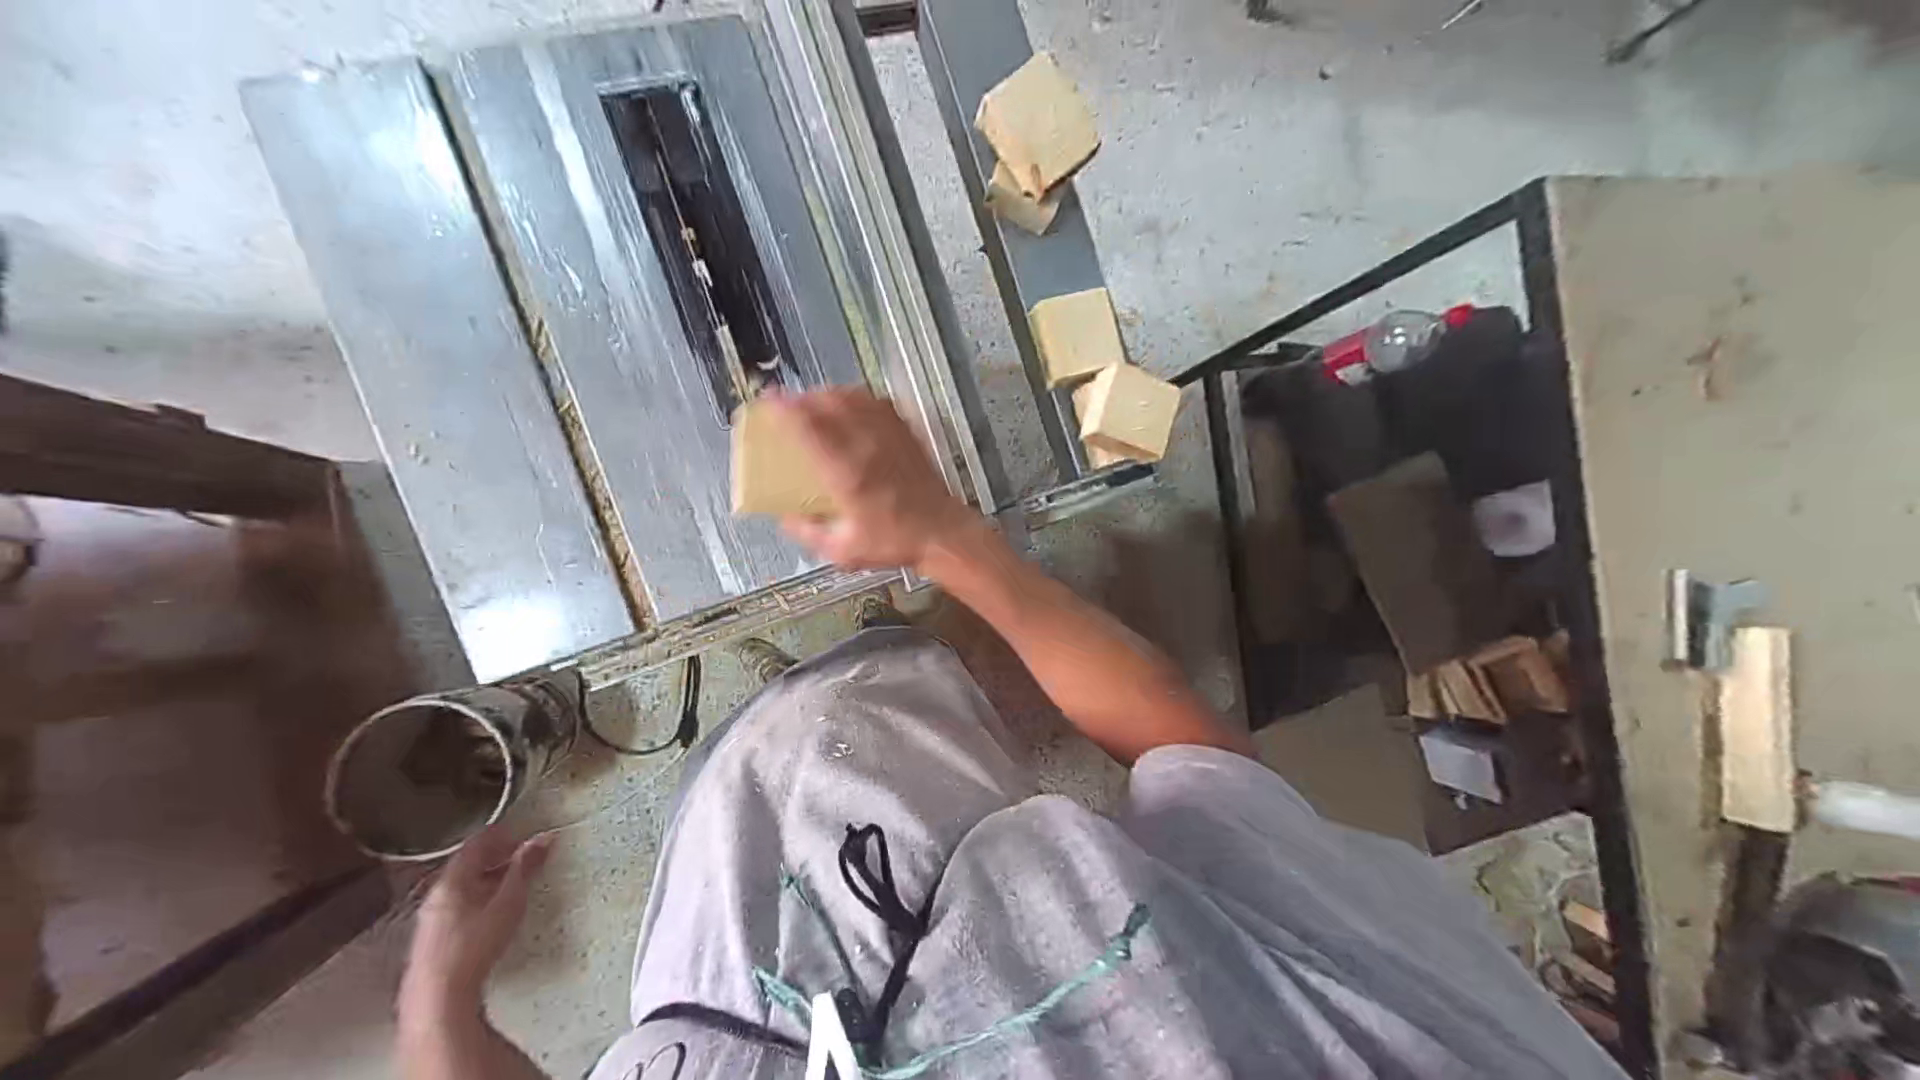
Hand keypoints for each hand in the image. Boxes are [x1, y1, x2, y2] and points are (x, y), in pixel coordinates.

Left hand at [398, 826, 552, 1024]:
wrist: (438, 999)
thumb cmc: (475, 945)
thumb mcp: (510, 902)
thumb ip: (526, 868)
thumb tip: (543, 838)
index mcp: (452, 880)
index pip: (477, 842)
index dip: (502, 834)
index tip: (524, 834)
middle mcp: (435, 894)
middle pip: (467, 863)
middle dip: (496, 856)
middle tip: (523, 856)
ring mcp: (430, 918)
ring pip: (462, 885)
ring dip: (488, 877)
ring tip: (513, 882)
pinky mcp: (431, 939)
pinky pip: (457, 904)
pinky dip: (477, 896)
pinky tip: (492, 910)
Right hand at [773, 390, 979, 570]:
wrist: (941, 534)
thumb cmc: (896, 541)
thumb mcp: (843, 550)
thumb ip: (808, 533)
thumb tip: (787, 519)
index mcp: (848, 474)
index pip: (810, 429)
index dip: (785, 410)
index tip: (769, 401)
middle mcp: (868, 448)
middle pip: (829, 404)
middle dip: (803, 397)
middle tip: (787, 403)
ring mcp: (889, 438)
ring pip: (853, 398)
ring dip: (828, 394)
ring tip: (814, 400)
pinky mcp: (906, 436)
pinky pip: (878, 403)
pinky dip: (857, 397)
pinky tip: (850, 403)